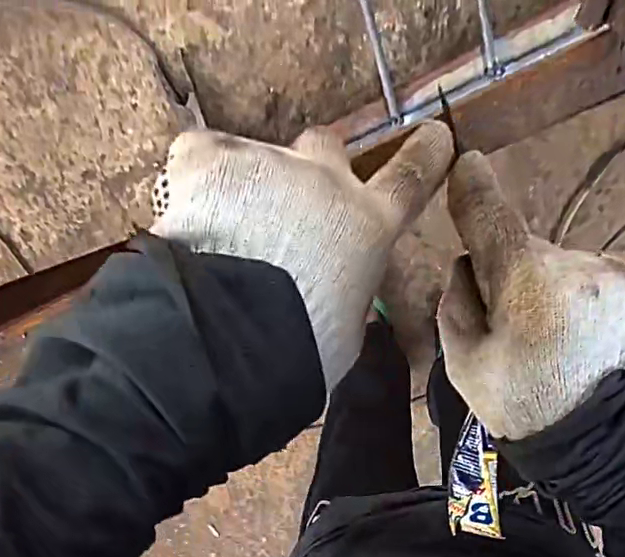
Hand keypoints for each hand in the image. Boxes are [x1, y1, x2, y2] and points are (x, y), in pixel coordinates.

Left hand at [152, 123, 453, 389]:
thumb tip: (340, 294)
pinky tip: (190, 222)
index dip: (424, 158)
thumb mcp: (346, 331)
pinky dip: (198, 185)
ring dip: (249, 191)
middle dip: (311, 172)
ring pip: (260, 160)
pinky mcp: (209, 157)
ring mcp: (265, 162)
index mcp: (365, 227)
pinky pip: (204, 157)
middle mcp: (323, 180)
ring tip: (223, 241)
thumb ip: (348, 295)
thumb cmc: (300, 348)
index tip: (434, 140)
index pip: (409, 182)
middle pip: (326, 148)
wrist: (230, 335)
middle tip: (288, 210)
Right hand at [437, 151, 624, 439]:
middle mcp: (576, 266)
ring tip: (544, 338)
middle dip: (508, 274)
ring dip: (542, 287)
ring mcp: (613, 274)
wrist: (594, 442)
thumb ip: (456, 304)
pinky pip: (587, 276)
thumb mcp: (464, 366)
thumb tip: (466, 264)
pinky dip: (572, 295)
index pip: (494, 223)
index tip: (466, 164)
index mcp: (528, 287)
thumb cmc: (520, 407)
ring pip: (557, 264)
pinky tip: (572, 334)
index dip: (475, 195)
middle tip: (505, 325)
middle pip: (525, 250)